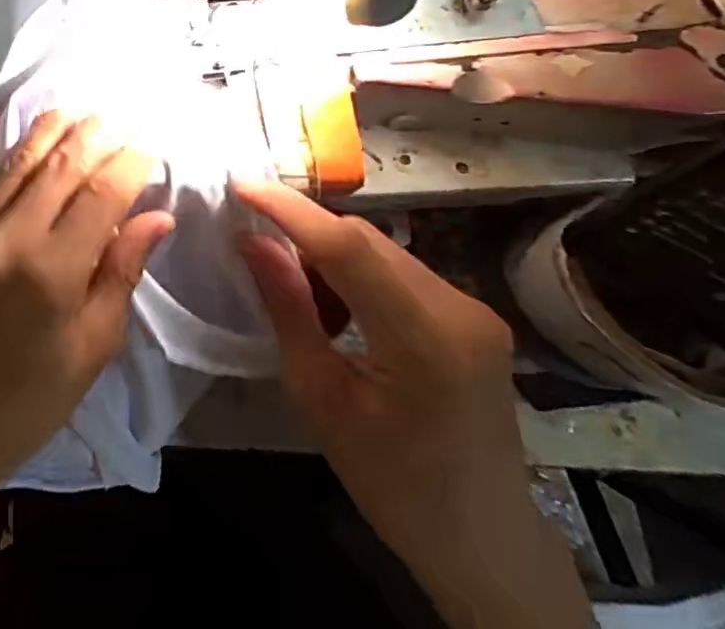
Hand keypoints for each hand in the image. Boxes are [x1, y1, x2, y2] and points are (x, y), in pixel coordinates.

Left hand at [0, 112, 172, 627]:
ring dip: (46, 129)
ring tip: (72, 110)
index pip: (103, 194)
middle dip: (94, 136)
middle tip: (117, 120)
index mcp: (56, 271)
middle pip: (61, 166)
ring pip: (15, 163)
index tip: (149, 150)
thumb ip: (121, 273)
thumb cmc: (29, 399)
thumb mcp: (92, 347)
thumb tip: (156, 217)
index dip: (130, 164)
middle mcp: (12, 238)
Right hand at [234, 180, 591, 628]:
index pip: (348, 246)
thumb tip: (252, 242)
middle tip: (259, 257)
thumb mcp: (321, 397)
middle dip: (306, 237)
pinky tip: (342, 316)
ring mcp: (473, 308)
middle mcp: (459, 307)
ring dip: (332, 259)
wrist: (482, 538)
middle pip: (366, 241)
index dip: (290, 210)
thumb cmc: (391, 482)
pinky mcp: (473, 316)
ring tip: (304, 304)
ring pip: (382, 252)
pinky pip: (402, 274)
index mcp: (423, 337)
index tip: (242, 186)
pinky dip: (360, 279)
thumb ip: (288, 309)